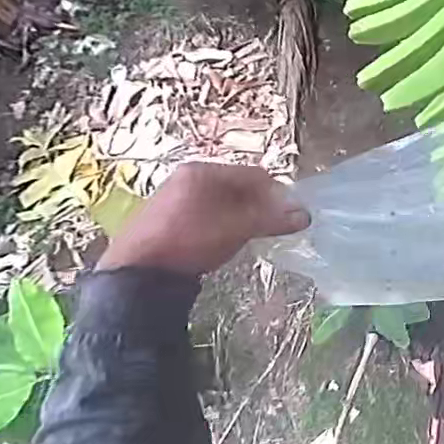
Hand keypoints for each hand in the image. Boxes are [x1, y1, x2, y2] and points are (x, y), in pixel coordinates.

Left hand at [98, 162, 309, 275]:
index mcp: (204, 171)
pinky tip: (222, 240)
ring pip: (223, 200)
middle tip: (269, 228)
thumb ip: (272, 218)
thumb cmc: (191, 240)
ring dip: (242, 215)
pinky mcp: (167, 216)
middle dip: (259, 205)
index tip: (287, 216)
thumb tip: (306, 215)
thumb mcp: (238, 228)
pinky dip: (223, 222)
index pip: (255, 174)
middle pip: (239, 186)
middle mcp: (188, 176)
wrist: (138, 271)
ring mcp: (175, 195)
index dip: (277, 194)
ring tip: (247, 236)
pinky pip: (207, 211)